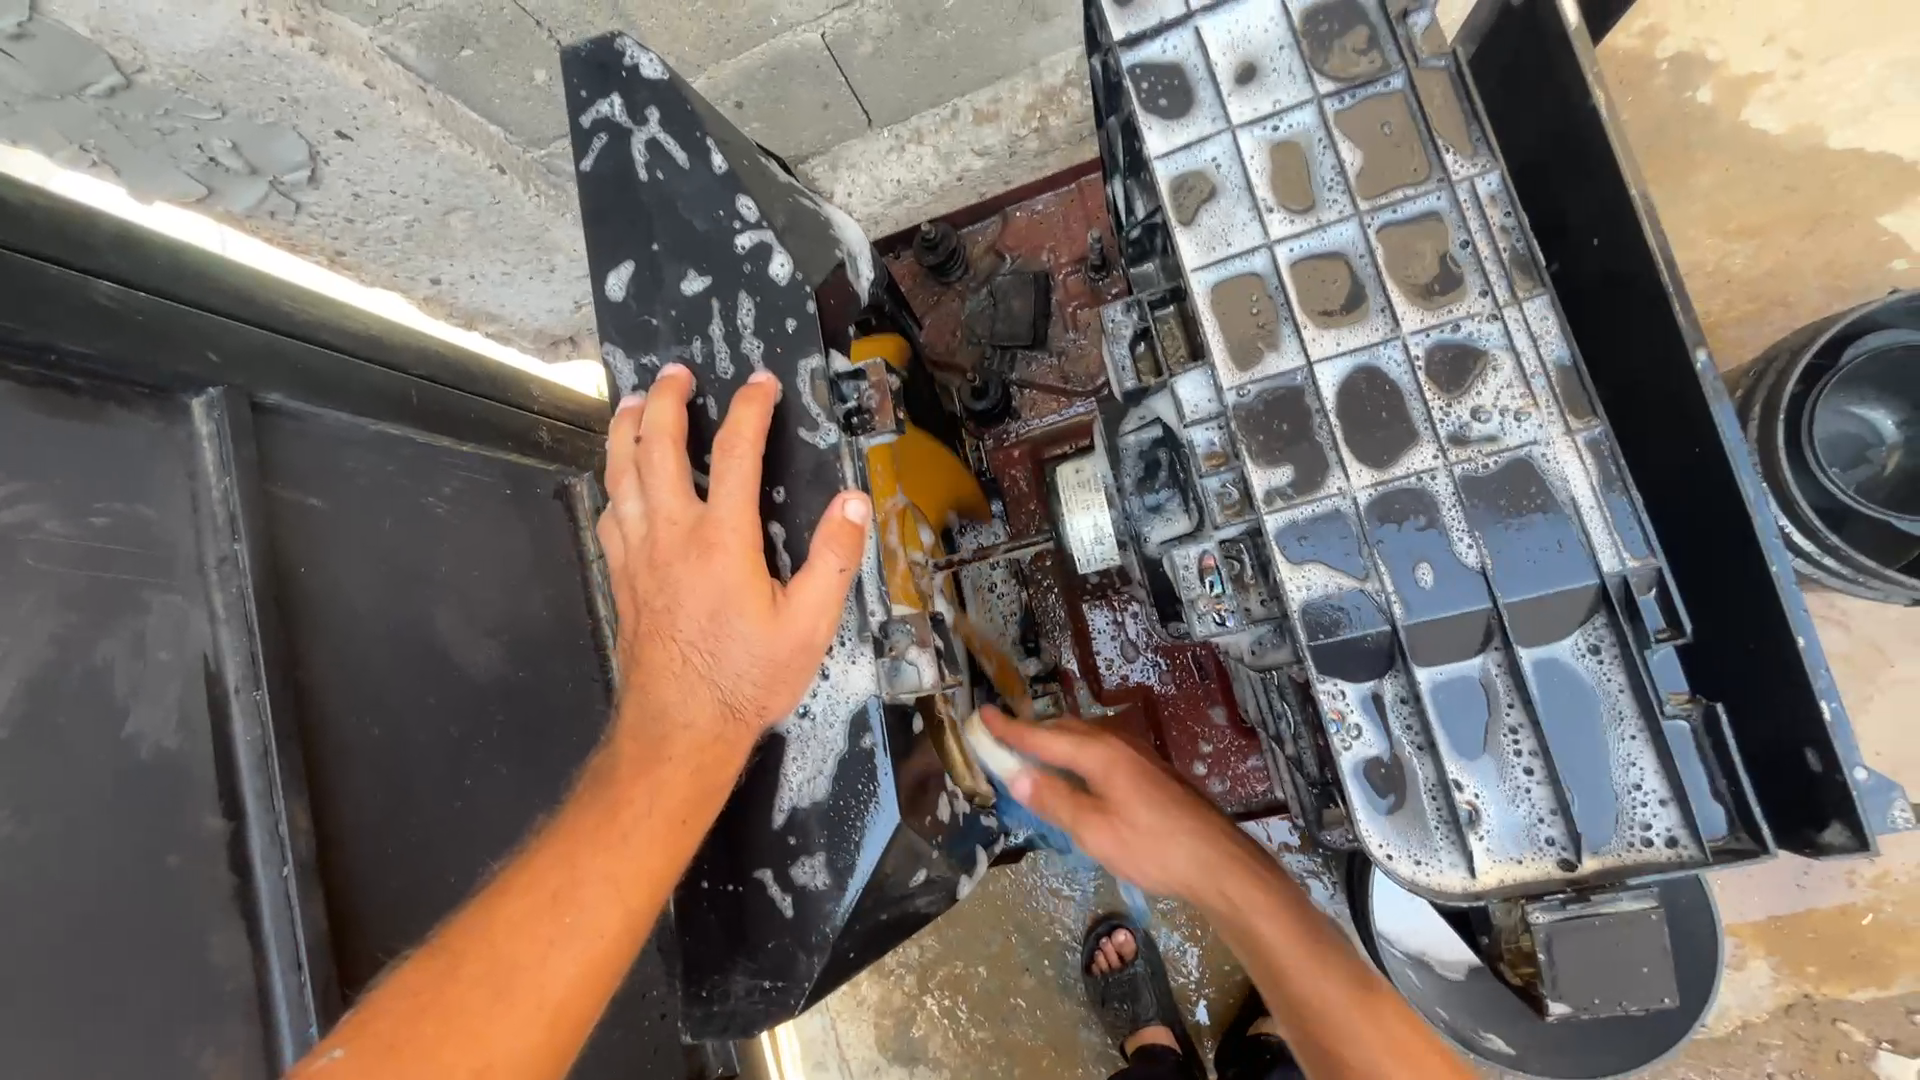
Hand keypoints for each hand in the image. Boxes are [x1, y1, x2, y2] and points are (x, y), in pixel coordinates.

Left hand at [598, 363, 870, 742]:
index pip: (735, 452)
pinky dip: (613, 480)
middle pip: (657, 447)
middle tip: (676, 373)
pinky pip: (610, 511)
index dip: (750, 408)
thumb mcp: (811, 624)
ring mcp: (638, 553)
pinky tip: (618, 478)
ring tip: (632, 401)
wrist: (681, 727)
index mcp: (722, 538)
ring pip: (621, 473)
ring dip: (625, 429)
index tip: (762, 383)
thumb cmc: (749, 676)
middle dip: (666, 401)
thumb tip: (854, 500)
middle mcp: (672, 533)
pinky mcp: (622, 575)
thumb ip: (835, 557)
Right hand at [982, 706, 1252, 900]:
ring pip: (1084, 738)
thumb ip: (1054, 801)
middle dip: (1031, 733)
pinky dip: (1075, 754)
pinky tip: (1076, 775)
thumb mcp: (1095, 831)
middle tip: (1003, 742)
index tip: (981, 715)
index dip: (1009, 729)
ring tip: (1033, 757)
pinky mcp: (1148, 768)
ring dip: (1054, 743)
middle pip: (1063, 731)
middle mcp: (1116, 742)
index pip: (1042, 737)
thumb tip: (1017, 777)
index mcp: (1098, 753)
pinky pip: (1099, 749)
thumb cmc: (1152, 847)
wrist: (1218, 861)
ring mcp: (1136, 753)